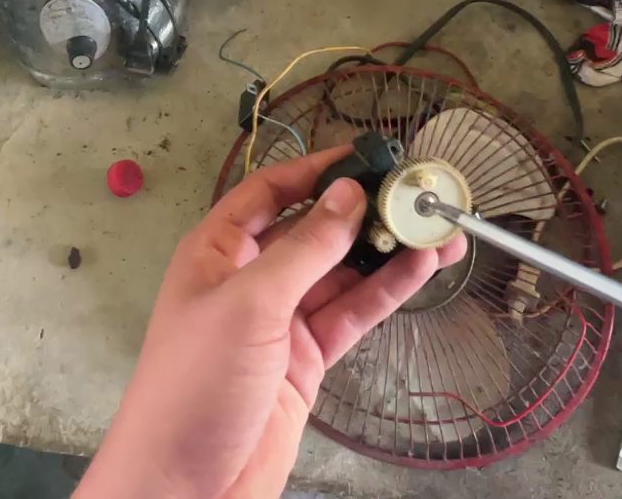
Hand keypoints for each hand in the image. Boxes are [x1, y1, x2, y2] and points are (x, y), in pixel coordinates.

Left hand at [75, 146, 466, 498]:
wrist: (187, 487)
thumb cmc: (197, 381)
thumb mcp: (249, 304)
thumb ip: (303, 249)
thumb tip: (348, 194)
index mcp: (218, 248)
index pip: (270, 190)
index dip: (315, 169)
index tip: (363, 155)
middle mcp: (250, 275)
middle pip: (311, 229)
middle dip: (360, 211)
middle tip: (413, 194)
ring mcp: (281, 318)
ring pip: (339, 271)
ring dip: (383, 251)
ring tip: (434, 229)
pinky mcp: (306, 357)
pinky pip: (350, 312)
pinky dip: (383, 291)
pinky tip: (419, 270)